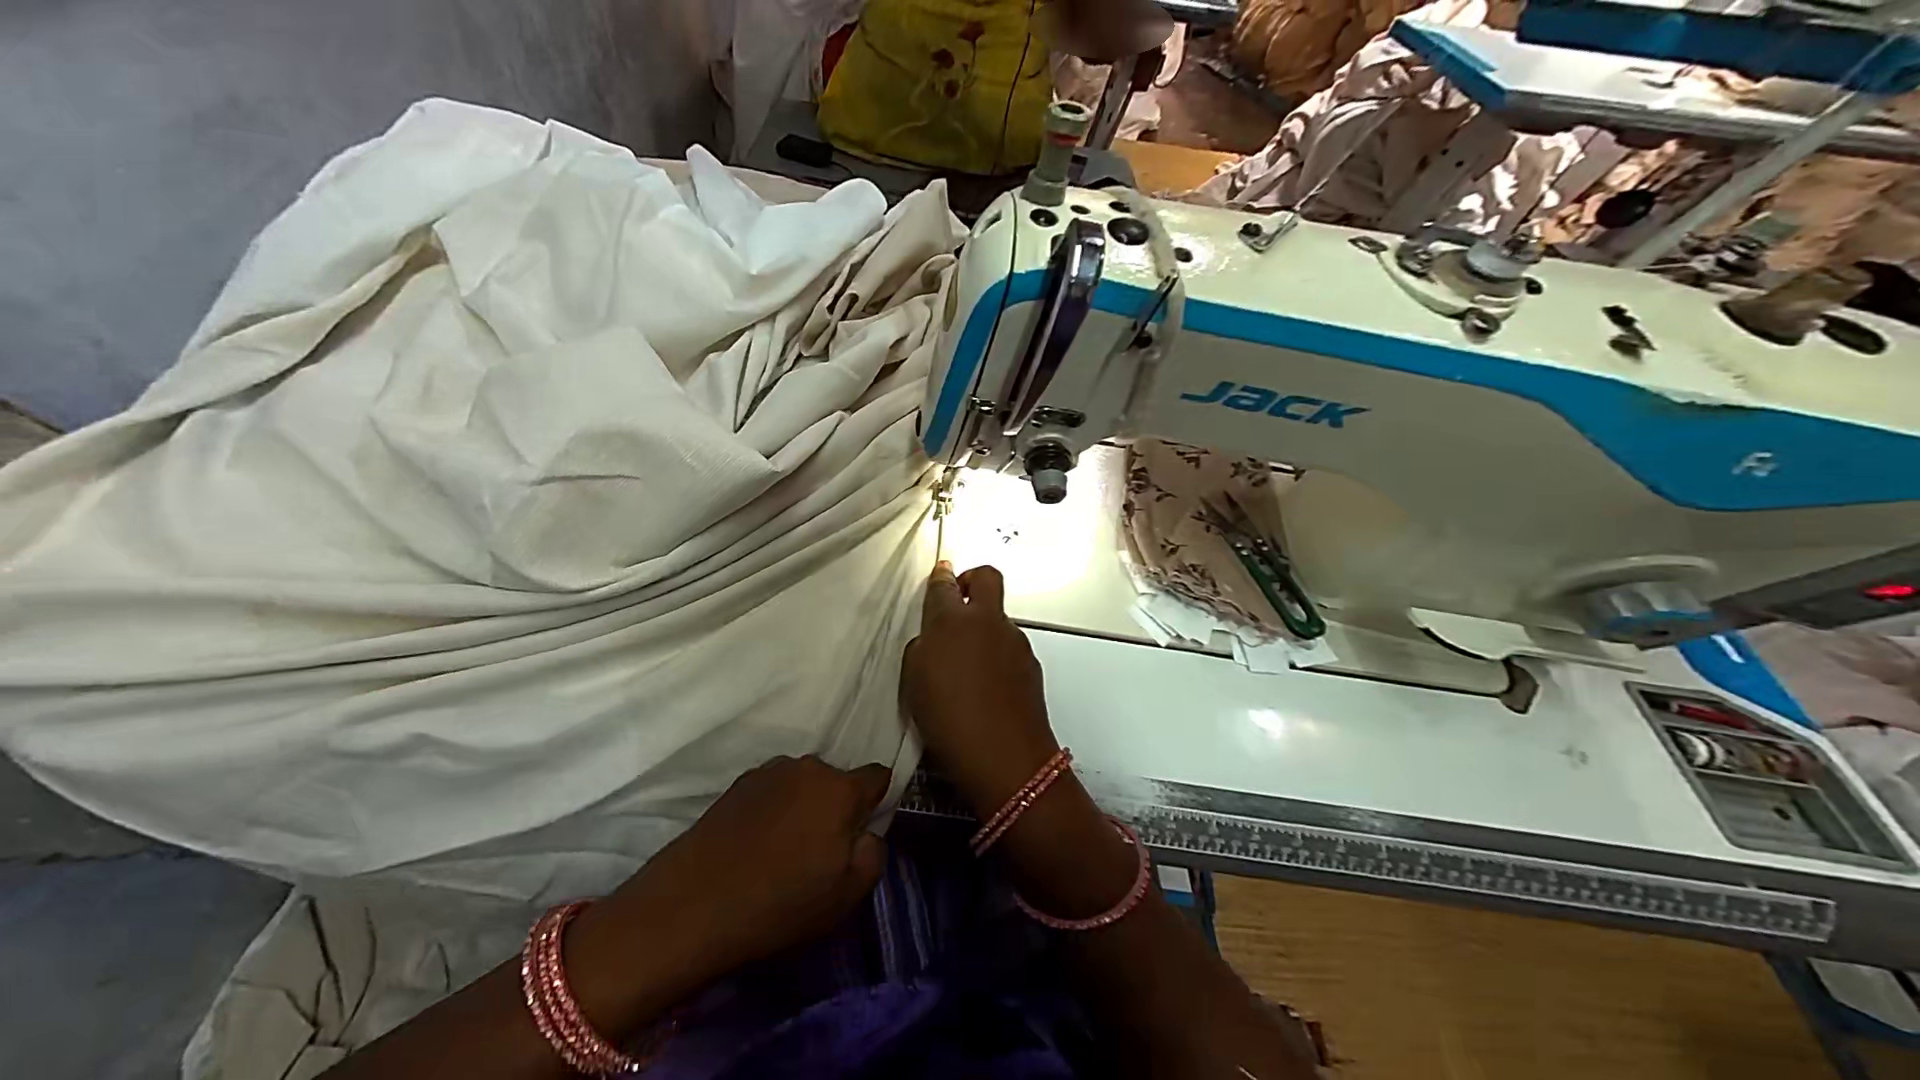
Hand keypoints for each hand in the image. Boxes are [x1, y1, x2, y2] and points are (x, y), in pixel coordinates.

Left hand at [590, 756, 889, 990]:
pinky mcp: (734, 785)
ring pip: (802, 785)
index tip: (863, 830)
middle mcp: (807, 768)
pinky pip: (771, 792)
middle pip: (837, 781)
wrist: (691, 906)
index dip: (877, 800)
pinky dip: (772, 810)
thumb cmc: (780, 903)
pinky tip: (756, 845)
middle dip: (836, 807)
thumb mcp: (846, 896)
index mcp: (840, 789)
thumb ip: (873, 854)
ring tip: (784, 849)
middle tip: (821, 849)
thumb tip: (866, 833)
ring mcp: (767, 772)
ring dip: (802, 806)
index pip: (878, 776)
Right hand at [902, 562, 1061, 813]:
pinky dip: (998, 653)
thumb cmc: (950, 720)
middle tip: (959, 596)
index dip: (940, 578)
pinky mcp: (1031, 662)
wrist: (1003, 755)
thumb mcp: (914, 681)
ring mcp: (1014, 640)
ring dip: (985, 625)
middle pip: (986, 577)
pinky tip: (986, 684)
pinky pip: (1010, 645)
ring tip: (967, 662)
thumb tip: (933, 639)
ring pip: (999, 616)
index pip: (944, 583)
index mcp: (951, 620)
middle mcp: (987, 621)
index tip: (940, 576)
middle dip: (972, 579)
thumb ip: (923, 647)